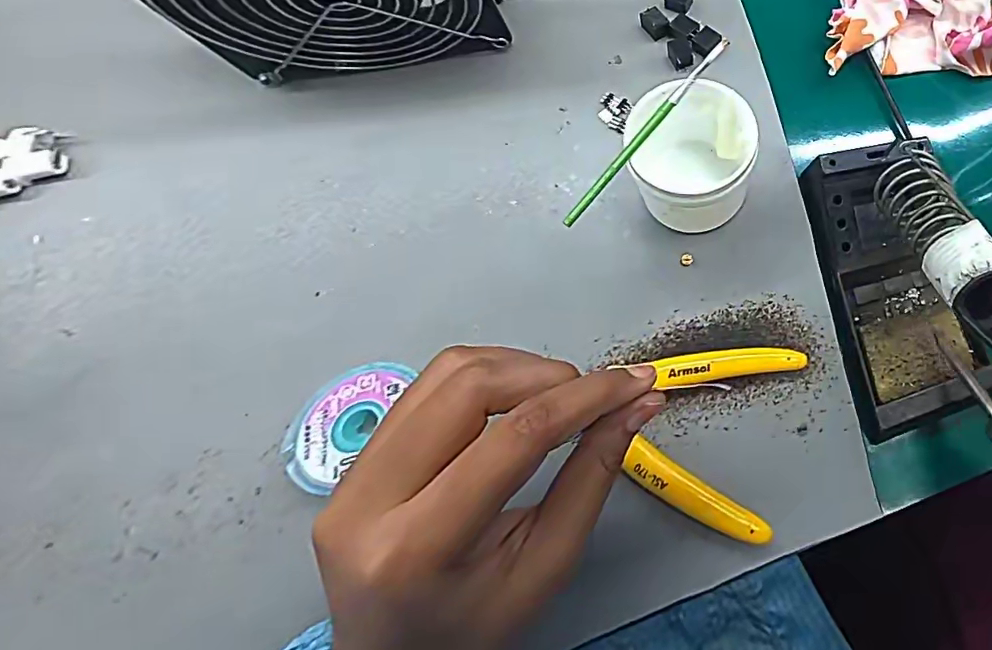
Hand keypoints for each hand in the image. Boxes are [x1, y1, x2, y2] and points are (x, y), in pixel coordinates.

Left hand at [311, 346, 664, 649]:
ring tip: (555, 398)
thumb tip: (638, 404)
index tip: (634, 381)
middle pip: (473, 385)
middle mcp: (368, 500)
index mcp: (417, 547)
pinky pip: (432, 380)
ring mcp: (353, 473)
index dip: (588, 396)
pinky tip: (515, 398)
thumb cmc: (470, 626)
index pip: (517, 436)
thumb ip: (594, 474)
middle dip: (550, 375)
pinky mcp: (359, 454)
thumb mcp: (547, 563)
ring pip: (451, 369)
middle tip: (591, 397)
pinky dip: (489, 372)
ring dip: (520, 367)